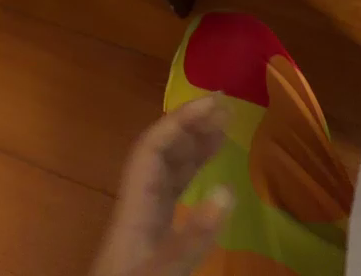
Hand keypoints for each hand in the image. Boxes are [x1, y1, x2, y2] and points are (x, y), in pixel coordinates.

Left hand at [91, 96, 234, 275]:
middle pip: (162, 155)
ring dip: (194, 147)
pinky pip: (175, 197)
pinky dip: (194, 179)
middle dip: (192, 125)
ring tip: (224, 128)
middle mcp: (137, 209)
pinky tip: (213, 180)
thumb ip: (190, 239)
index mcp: (133, 208)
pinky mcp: (153, 244)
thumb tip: (227, 192)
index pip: (153, 148)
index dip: (181, 119)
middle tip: (226, 106)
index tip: (214, 102)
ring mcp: (144, 226)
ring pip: (168, 174)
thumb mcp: (158, 274)